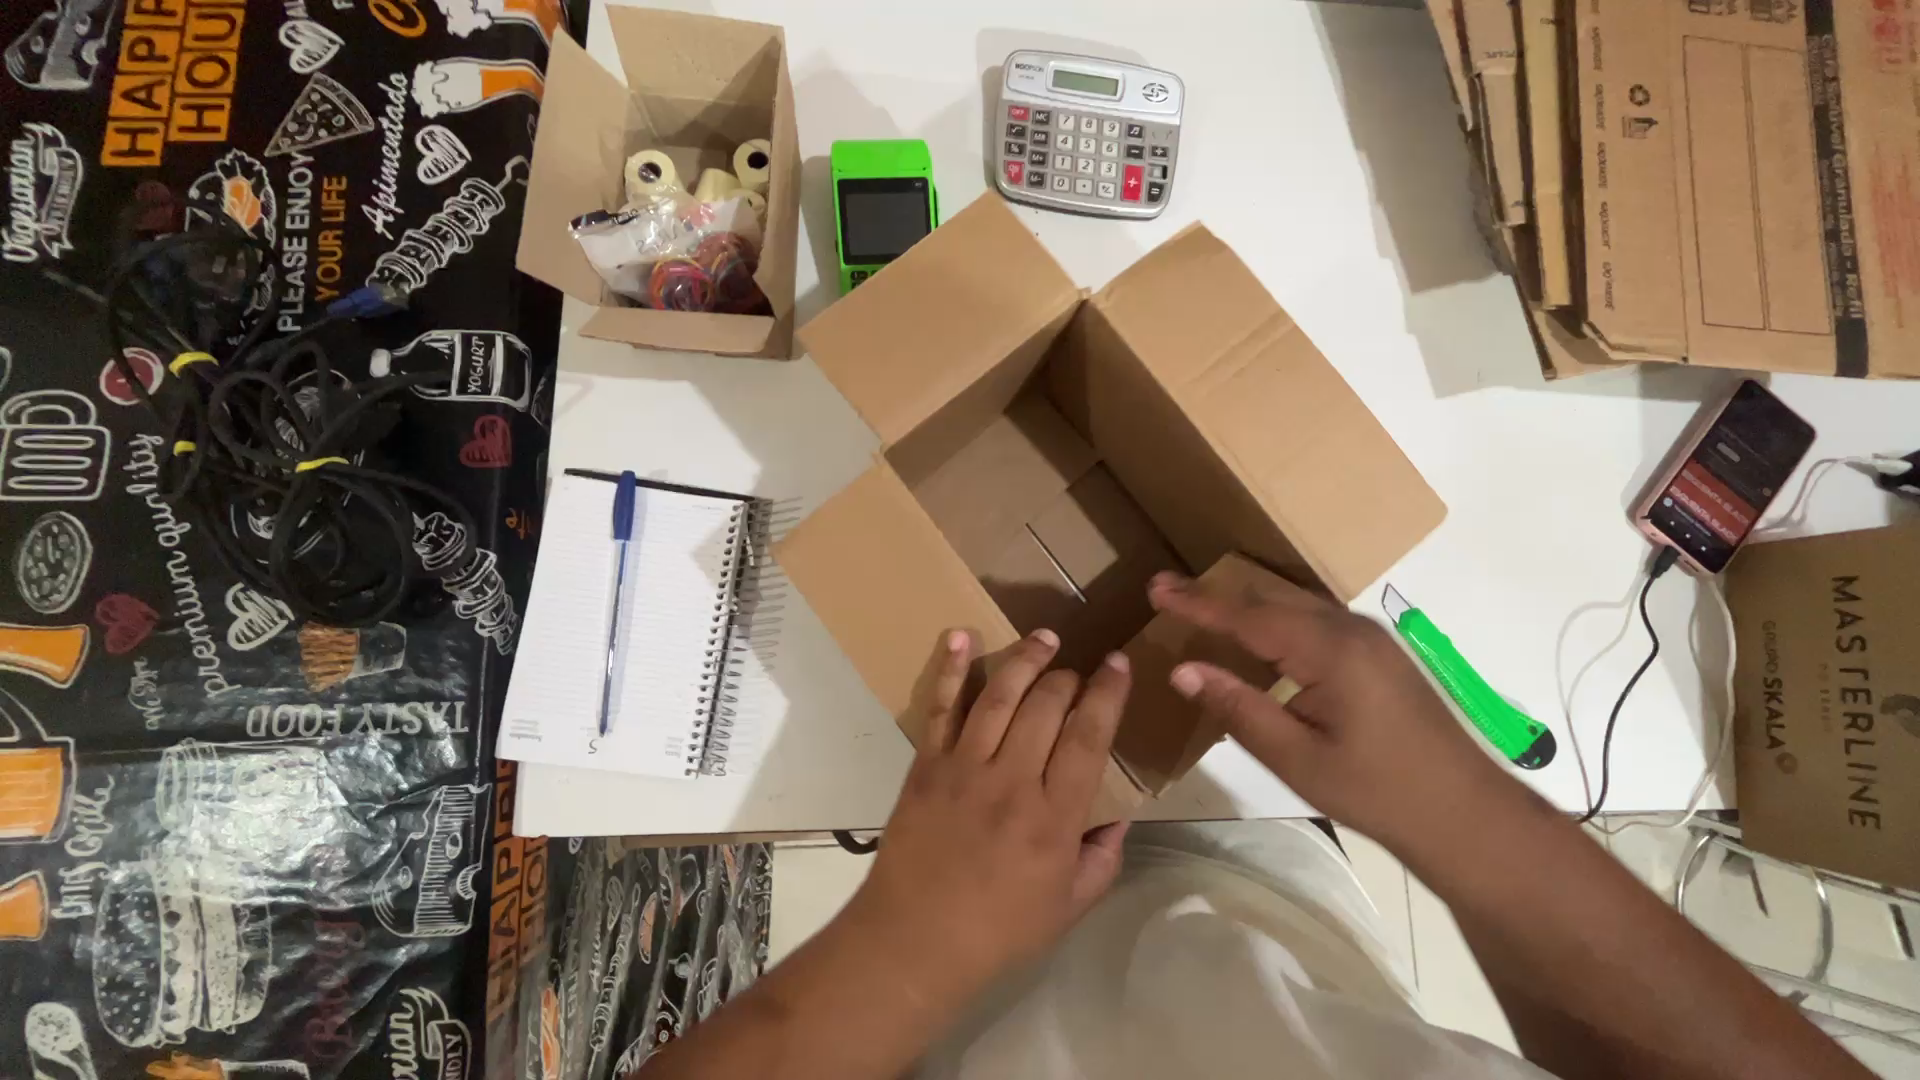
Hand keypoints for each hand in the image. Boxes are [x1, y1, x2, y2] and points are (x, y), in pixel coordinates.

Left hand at [841, 628, 1132, 1006]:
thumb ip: (1101, 859)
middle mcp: (1012, 781)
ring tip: (1044, 638)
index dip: (1108, 694)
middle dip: (1068, 677)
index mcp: (1055, 817)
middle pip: (1046, 706)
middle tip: (1077, 669)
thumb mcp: (1069, 907)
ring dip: (1025, 660)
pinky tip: (961, 636)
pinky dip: (951, 670)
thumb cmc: (998, 930)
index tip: (1118, 664)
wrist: (914, 939)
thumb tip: (1117, 818)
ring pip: (1000, 697)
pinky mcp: (926, 765)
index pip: (1089, 737)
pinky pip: (941, 708)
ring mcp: (964, 768)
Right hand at [1148, 571, 1520, 851]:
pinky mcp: (1378, 653)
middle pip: (1270, 598)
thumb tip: (1182, 671)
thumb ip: (1238, 708)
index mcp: (1330, 651)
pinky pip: (1312, 620)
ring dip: (1244, 604)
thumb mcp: (1296, 758)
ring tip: (1198, 606)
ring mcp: (1370, 638)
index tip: (1155, 589)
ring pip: (1293, 605)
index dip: (1198, 604)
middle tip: (1166, 590)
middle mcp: (1351, 629)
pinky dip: (1273, 619)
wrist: (1466, 813)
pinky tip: (1254, 633)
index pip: (1248, 616)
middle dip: (1215, 594)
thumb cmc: (1376, 791)